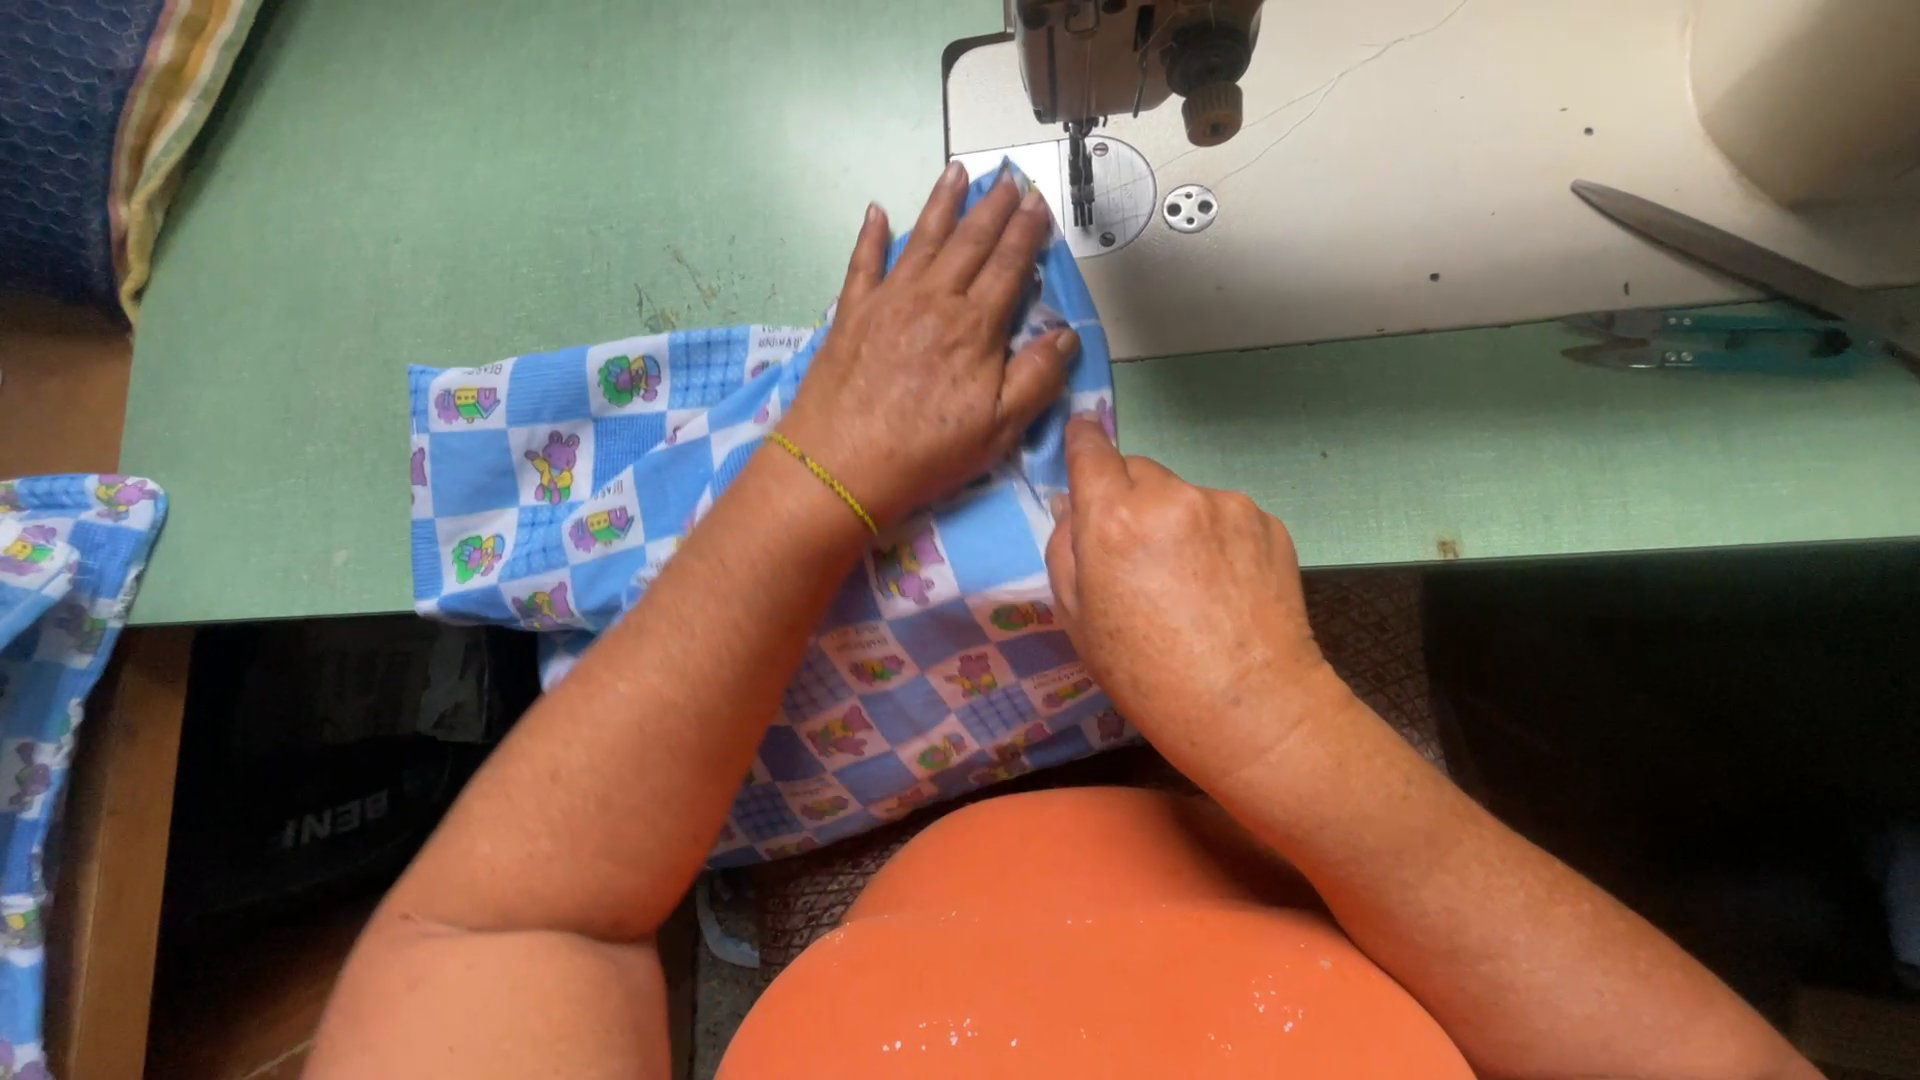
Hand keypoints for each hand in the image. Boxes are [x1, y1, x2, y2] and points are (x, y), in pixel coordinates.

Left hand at [779, 162, 1078, 527]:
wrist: (841, 464)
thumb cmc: (926, 452)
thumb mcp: (999, 428)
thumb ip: (1037, 378)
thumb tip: (1065, 335)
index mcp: (974, 327)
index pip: (1008, 266)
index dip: (1026, 233)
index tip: (1038, 203)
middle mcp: (933, 300)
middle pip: (969, 243)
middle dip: (993, 208)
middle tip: (1008, 178)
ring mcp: (888, 302)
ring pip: (922, 240)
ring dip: (942, 204)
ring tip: (957, 172)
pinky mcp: (851, 314)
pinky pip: (863, 262)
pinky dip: (871, 235)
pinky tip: (876, 212)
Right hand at [1046, 417, 1342, 786]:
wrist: (1250, 708)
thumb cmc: (1146, 675)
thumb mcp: (1078, 619)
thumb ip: (1064, 549)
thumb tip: (1072, 504)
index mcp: (1114, 519)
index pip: (1091, 451)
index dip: (1083, 441)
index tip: (1082, 436)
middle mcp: (1170, 497)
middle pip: (1137, 471)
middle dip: (1128, 497)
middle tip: (1135, 552)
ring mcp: (1225, 505)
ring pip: (1183, 495)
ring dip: (1174, 519)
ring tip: (1187, 580)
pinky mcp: (1267, 522)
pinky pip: (1223, 515)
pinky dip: (1214, 536)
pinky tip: (1223, 585)